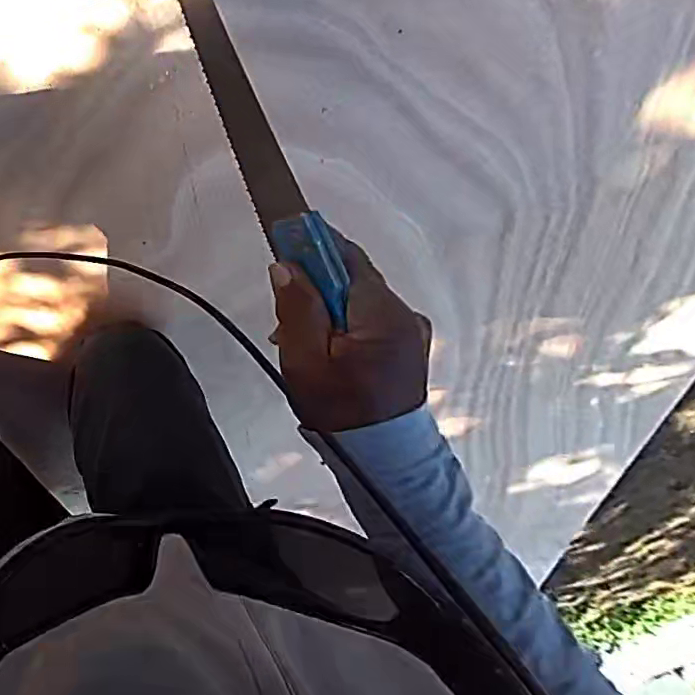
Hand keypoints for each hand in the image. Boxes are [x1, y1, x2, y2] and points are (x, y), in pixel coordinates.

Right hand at [269, 233, 431, 431]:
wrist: (382, 459)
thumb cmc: (342, 413)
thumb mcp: (306, 361)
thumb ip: (297, 309)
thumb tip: (286, 267)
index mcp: (382, 315)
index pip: (345, 258)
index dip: (312, 244)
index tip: (285, 235)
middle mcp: (404, 314)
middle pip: (350, 277)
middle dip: (314, 286)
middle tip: (286, 314)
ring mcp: (410, 329)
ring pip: (357, 298)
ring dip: (327, 306)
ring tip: (304, 340)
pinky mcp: (407, 343)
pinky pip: (369, 316)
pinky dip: (344, 321)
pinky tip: (327, 347)